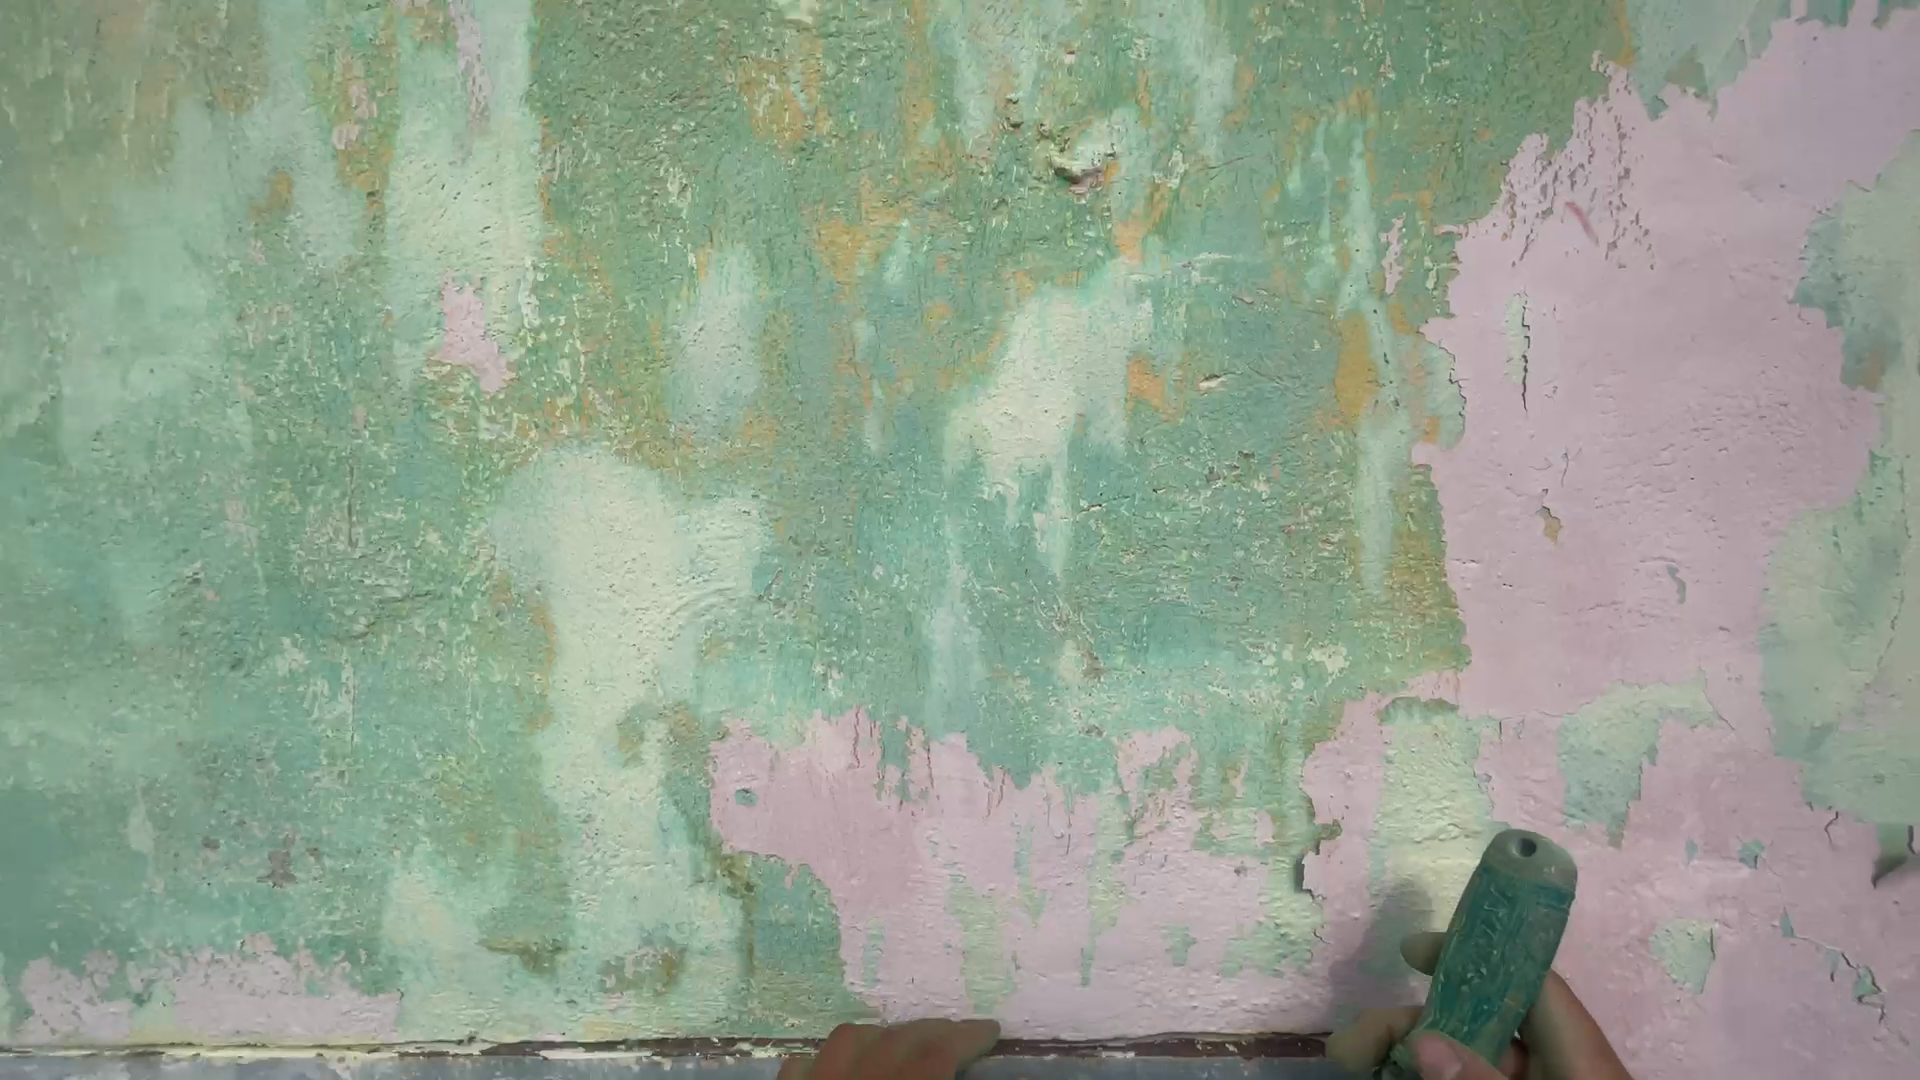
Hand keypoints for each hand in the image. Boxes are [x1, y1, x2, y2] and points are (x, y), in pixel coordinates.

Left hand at [778, 1019, 1001, 1079]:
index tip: (992, 1028)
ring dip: (882, 1034)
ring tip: (903, 1040)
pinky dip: (823, 1061)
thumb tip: (957, 1061)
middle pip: (897, 1040)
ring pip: (848, 1039)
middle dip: (932, 1029)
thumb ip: (934, 1076)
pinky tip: (836, 1066)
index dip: (967, 1038)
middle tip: (959, 1033)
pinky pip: (801, 1067)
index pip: (936, 1056)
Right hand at [1324, 932, 1633, 1079]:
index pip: (1530, 984)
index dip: (1473, 955)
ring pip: (1455, 1059)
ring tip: (1354, 1066)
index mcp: (1577, 1060)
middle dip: (1405, 1027)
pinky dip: (1423, 1079)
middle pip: (1471, 1025)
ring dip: (1401, 1057)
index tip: (1411, 954)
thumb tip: (1422, 1042)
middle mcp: (1552, 1071)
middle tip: (1351, 1049)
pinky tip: (1384, 1079)